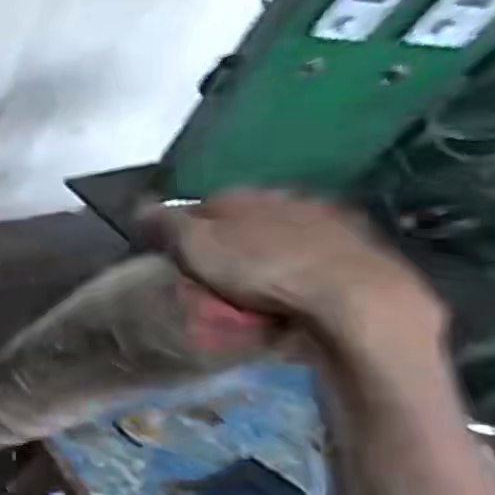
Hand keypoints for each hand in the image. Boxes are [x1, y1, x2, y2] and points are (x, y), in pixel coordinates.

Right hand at [145, 188, 445, 346]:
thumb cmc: (262, 270)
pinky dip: (290, 276)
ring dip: (260, 259)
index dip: (184, 231)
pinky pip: (305, 264)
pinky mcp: (354, 256)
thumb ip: (167, 225)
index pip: (203, 205)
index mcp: (248, 195)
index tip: (172, 259)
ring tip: (245, 292)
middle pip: (243, 222)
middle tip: (206, 279)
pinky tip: (283, 298)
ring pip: (277, 240)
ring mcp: (327, 225)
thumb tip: (141, 205)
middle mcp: (289, 200)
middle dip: (224, 244)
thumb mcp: (197, 247)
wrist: (354, 300)